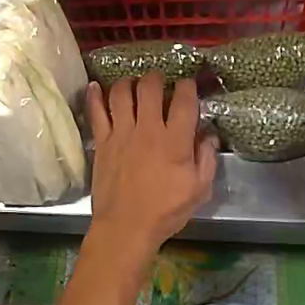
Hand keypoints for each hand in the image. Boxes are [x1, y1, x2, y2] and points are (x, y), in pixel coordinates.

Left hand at [85, 74, 217, 258]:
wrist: (125, 227)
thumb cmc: (165, 211)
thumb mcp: (199, 190)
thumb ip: (206, 159)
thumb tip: (209, 135)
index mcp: (175, 140)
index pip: (184, 100)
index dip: (187, 86)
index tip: (187, 86)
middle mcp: (147, 129)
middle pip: (150, 87)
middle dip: (156, 78)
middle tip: (159, 81)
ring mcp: (121, 133)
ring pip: (121, 93)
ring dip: (128, 82)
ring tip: (132, 84)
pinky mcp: (102, 142)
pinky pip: (95, 112)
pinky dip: (94, 96)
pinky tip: (95, 86)